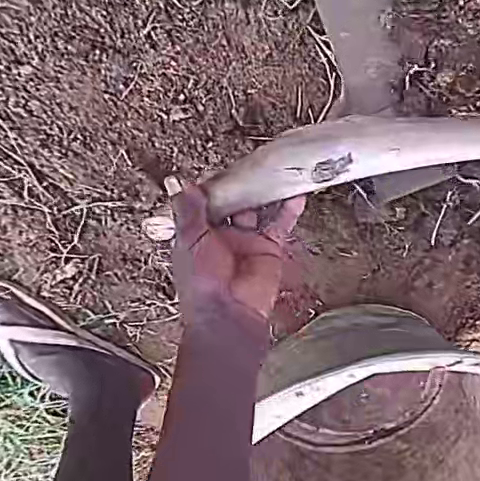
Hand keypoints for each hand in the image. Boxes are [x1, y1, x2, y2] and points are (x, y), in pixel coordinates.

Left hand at [170, 183, 304, 326]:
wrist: (228, 312)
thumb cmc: (202, 283)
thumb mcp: (189, 241)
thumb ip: (189, 212)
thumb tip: (184, 184)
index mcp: (199, 233)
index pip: (207, 203)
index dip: (214, 187)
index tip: (221, 172)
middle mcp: (225, 236)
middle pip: (235, 204)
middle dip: (242, 187)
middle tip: (251, 168)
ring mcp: (249, 242)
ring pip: (259, 211)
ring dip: (265, 195)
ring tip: (275, 174)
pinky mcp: (270, 249)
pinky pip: (280, 226)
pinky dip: (288, 211)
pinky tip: (295, 196)